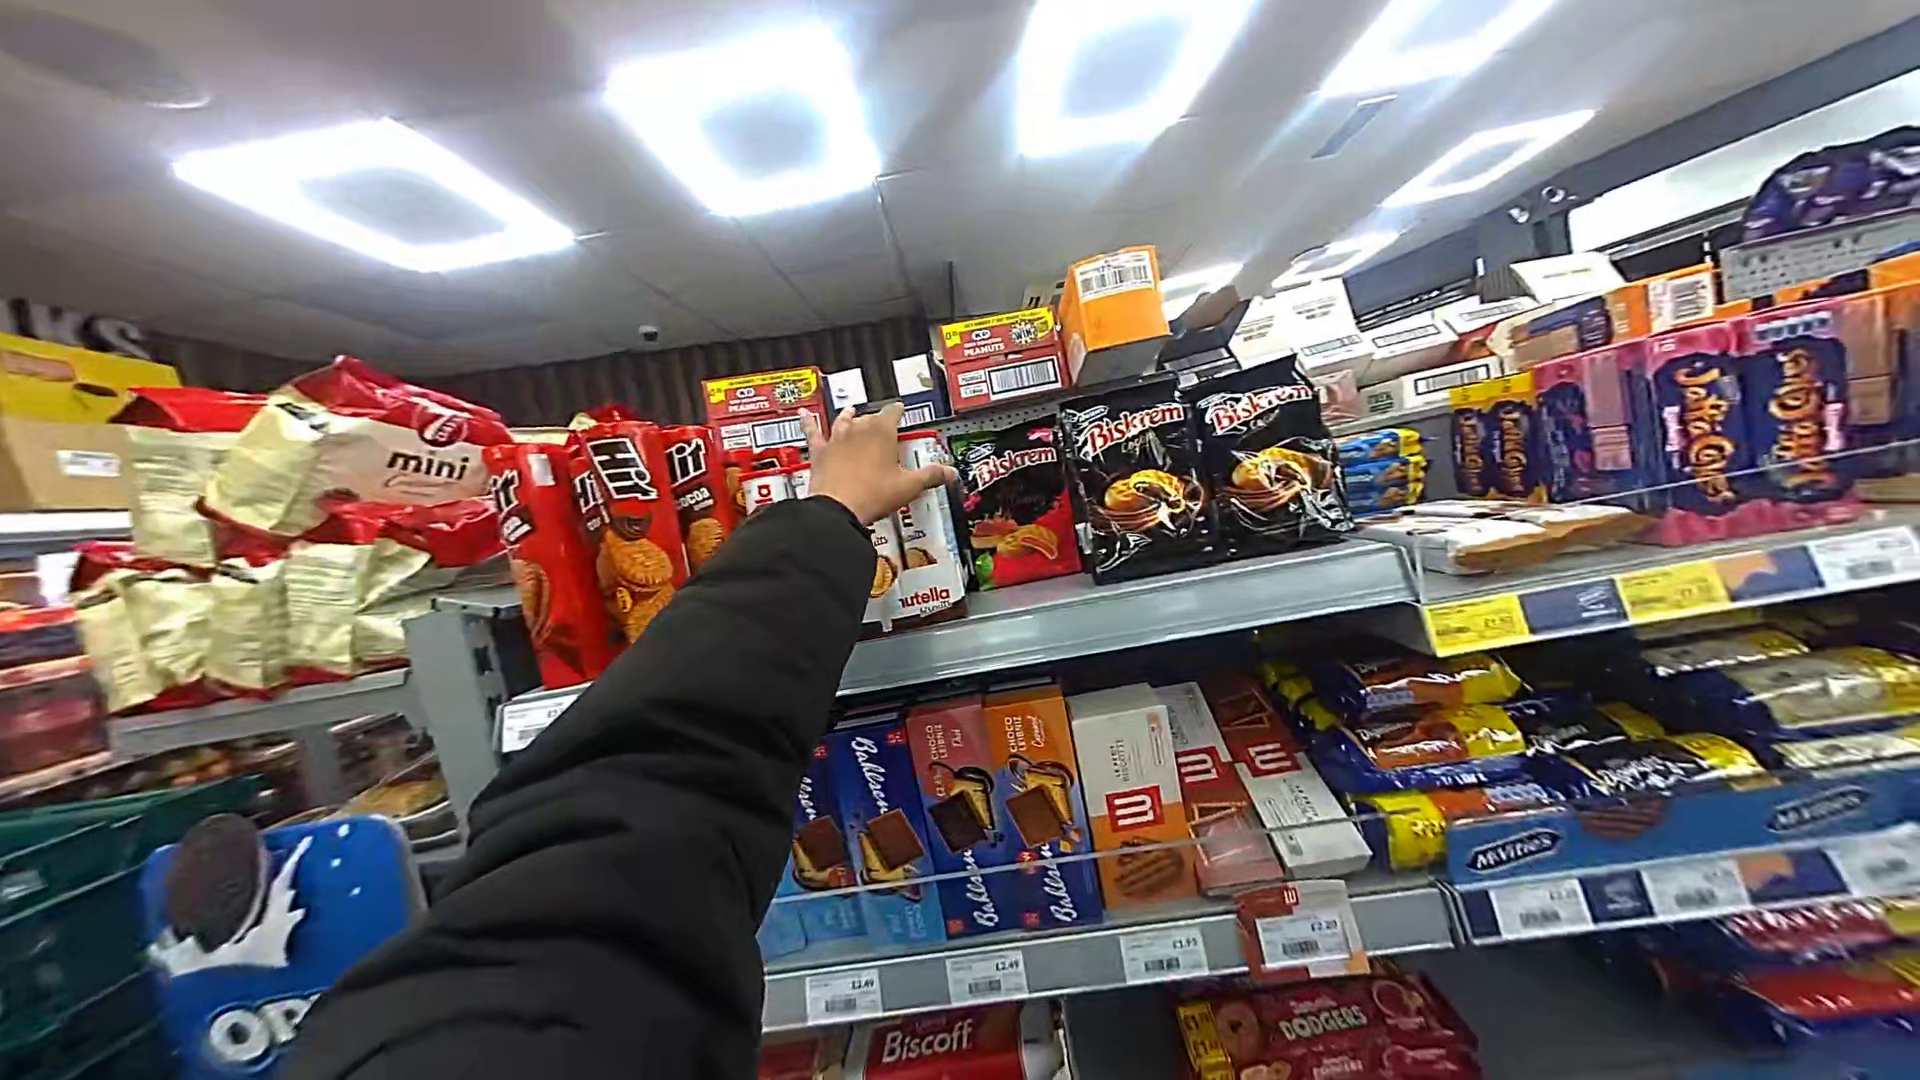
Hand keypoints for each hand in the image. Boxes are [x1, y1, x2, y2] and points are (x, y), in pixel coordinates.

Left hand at [803, 404, 956, 525]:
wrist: (838, 508)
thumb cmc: (873, 495)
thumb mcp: (909, 486)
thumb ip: (932, 476)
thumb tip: (950, 472)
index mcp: (882, 431)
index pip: (893, 412)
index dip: (898, 411)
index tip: (901, 410)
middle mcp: (857, 429)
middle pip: (869, 417)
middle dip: (877, 419)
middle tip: (883, 423)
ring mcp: (836, 439)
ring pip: (843, 421)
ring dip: (848, 416)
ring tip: (852, 410)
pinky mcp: (820, 453)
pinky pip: (812, 433)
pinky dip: (808, 423)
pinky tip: (804, 414)